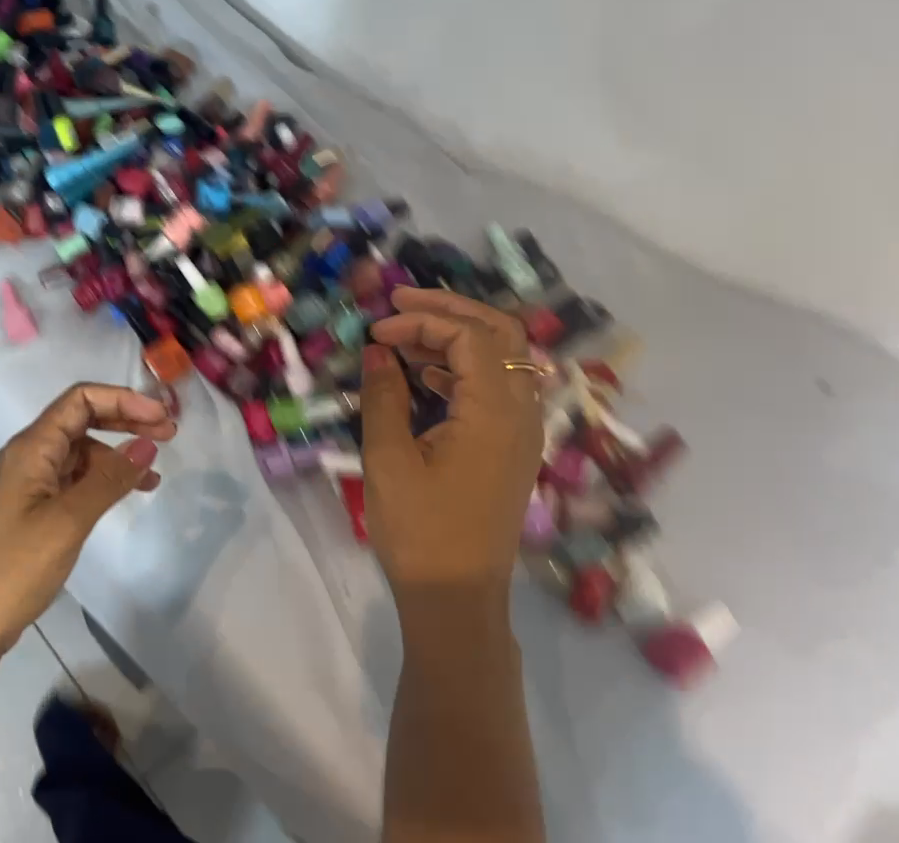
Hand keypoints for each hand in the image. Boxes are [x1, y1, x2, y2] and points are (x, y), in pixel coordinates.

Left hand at [0, 384, 176, 656]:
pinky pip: (73, 479)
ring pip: (80, 452)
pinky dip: (102, 481)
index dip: (123, 399)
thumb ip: (109, 480)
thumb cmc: (16, 566)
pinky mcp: (32, 508)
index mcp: (31, 447)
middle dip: (125, 421)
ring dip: (117, 455)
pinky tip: (127, 495)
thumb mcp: (69, 520)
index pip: (79, 400)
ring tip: (155, 475)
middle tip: (169, 435)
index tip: (162, 418)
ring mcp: (29, 482)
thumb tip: (147, 445)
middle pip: (81, 420)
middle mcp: (28, 455)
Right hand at [360, 287, 544, 591]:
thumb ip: (383, 396)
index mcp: (495, 412)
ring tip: (403, 337)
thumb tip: (377, 352)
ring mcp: (522, 432)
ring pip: (504, 360)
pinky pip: (498, 389)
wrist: (456, 596)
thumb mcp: (388, 458)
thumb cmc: (419, 528)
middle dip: (450, 311)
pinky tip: (423, 376)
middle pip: (502, 335)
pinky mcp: (512, 449)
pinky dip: (463, 368)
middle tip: (399, 304)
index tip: (376, 333)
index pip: (470, 336)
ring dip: (457, 337)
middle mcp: (521, 413)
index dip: (421, 321)